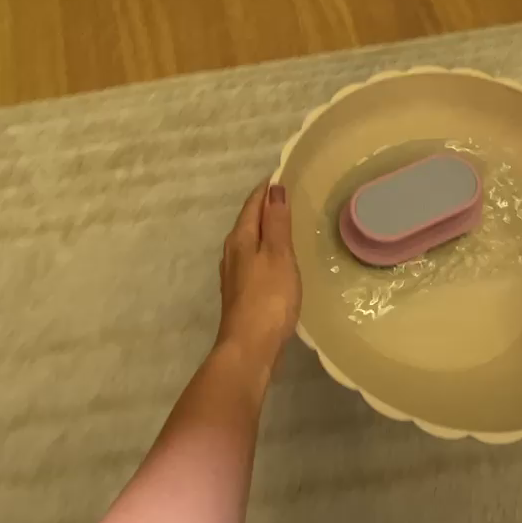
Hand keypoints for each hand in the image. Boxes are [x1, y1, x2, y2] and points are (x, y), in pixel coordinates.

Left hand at [215, 181, 300, 373]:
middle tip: (289, 194)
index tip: (283, 174)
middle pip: (249, 220)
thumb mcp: (278, 255)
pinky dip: (266, 249)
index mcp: (241, 238)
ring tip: (287, 222)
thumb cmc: (268, 298)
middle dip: (266, 206)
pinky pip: (254, 258)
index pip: (253, 203)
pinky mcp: (241, 292)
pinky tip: (278, 258)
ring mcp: (234, 273)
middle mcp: (232, 251)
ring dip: (266, 228)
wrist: (249, 347)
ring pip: (250, 240)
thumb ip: (277, 223)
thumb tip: (274, 189)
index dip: (267, 188)